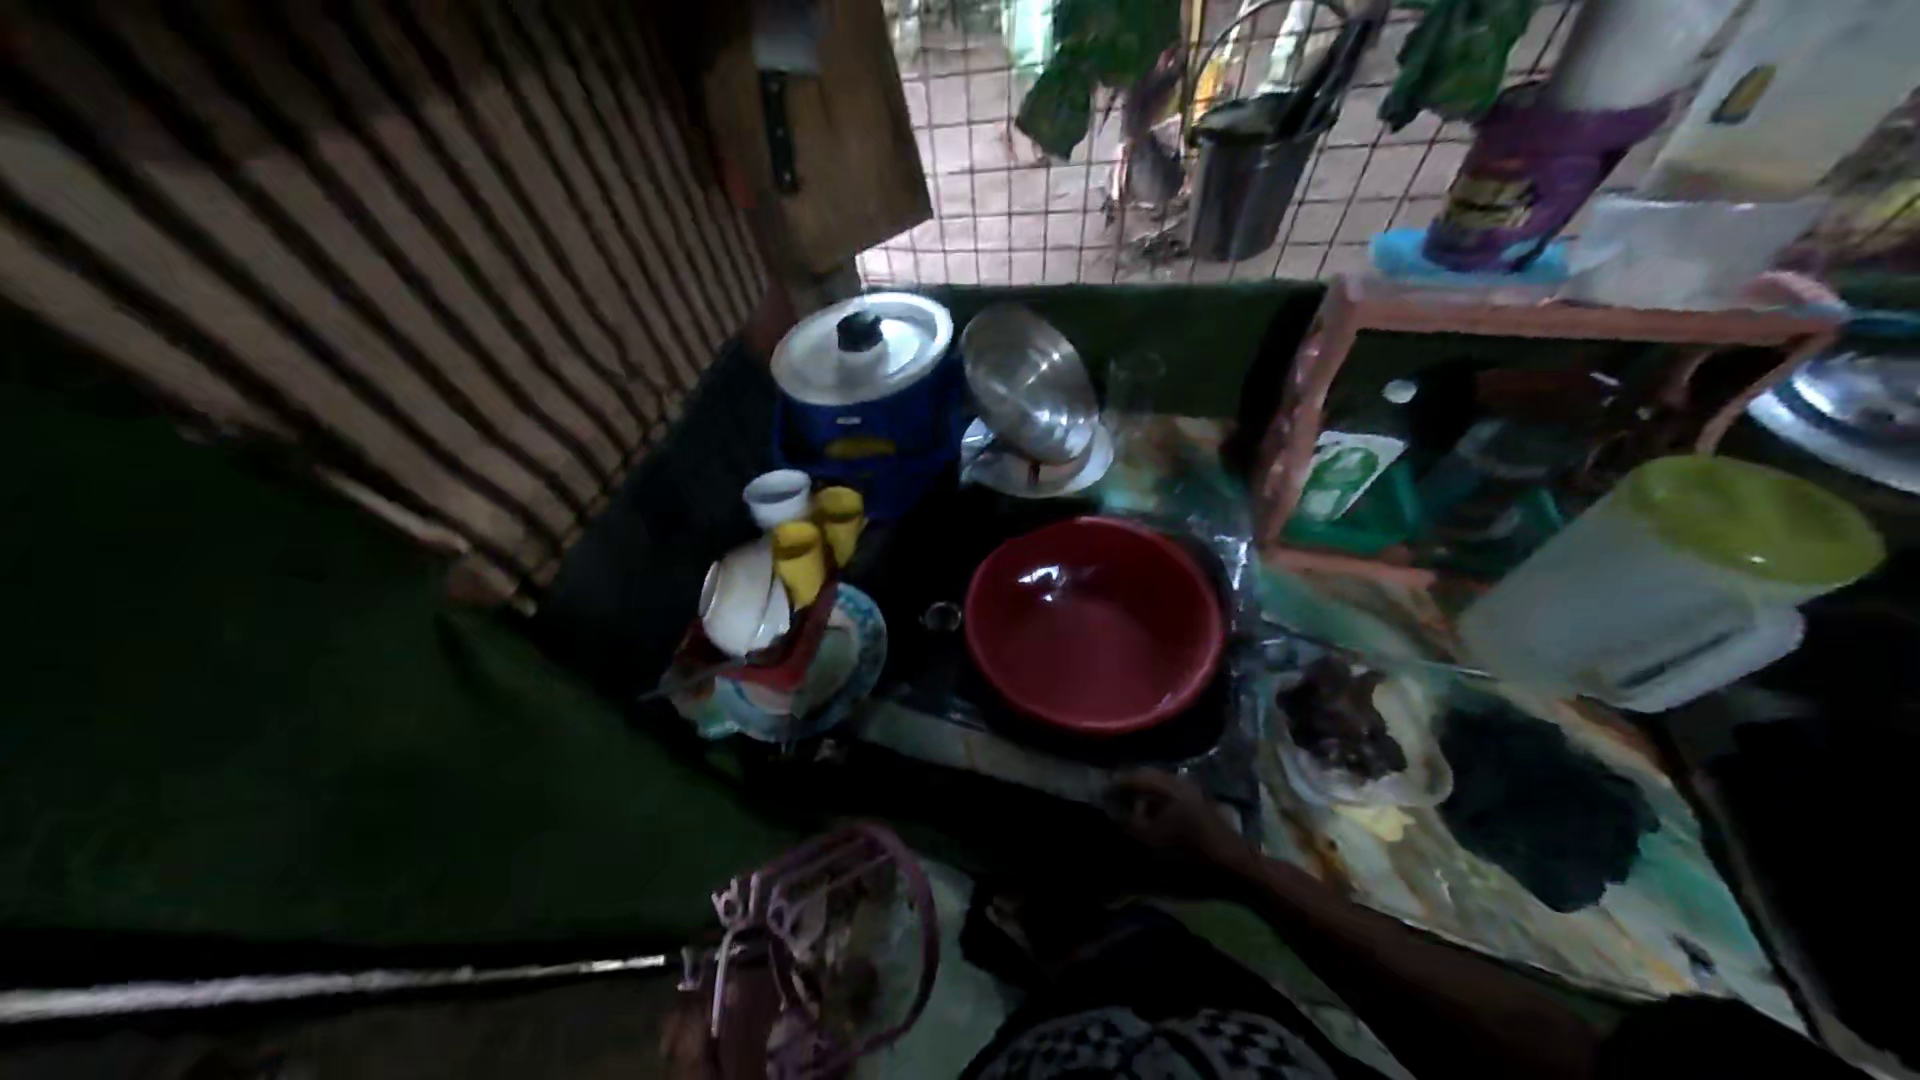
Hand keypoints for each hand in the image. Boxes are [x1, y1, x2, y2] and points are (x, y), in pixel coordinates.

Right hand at [1105, 770, 1258, 873]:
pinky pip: (1169, 793)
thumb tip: (1110, 808)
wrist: (1235, 865)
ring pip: (1158, 784)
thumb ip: (1127, 821)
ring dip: (1142, 793)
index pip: (1132, 776)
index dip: (1114, 784)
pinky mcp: (1199, 801)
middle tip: (1112, 797)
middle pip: (1146, 776)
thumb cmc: (1190, 852)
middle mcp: (1178, 780)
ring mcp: (1191, 790)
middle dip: (1128, 785)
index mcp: (1165, 784)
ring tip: (1129, 806)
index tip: (1100, 793)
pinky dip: (1156, 799)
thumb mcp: (1151, 840)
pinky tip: (1151, 814)